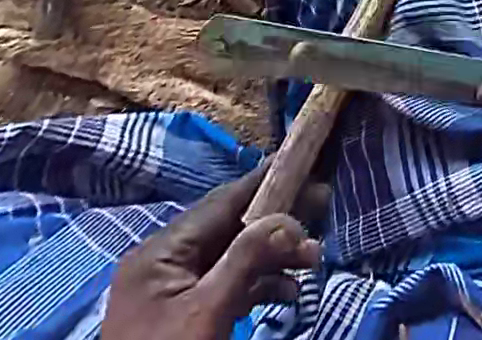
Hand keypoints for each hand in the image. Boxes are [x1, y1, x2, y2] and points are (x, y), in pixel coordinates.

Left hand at [101, 165, 322, 339]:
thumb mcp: (206, 314)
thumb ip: (246, 260)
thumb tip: (287, 221)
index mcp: (161, 251)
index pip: (220, 203)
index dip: (261, 182)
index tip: (297, 162)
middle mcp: (166, 262)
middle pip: (229, 228)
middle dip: (275, 222)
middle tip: (320, 206)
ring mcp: (174, 293)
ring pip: (231, 259)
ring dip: (272, 257)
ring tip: (313, 257)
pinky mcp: (185, 319)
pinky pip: (226, 288)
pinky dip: (257, 286)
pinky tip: (288, 291)